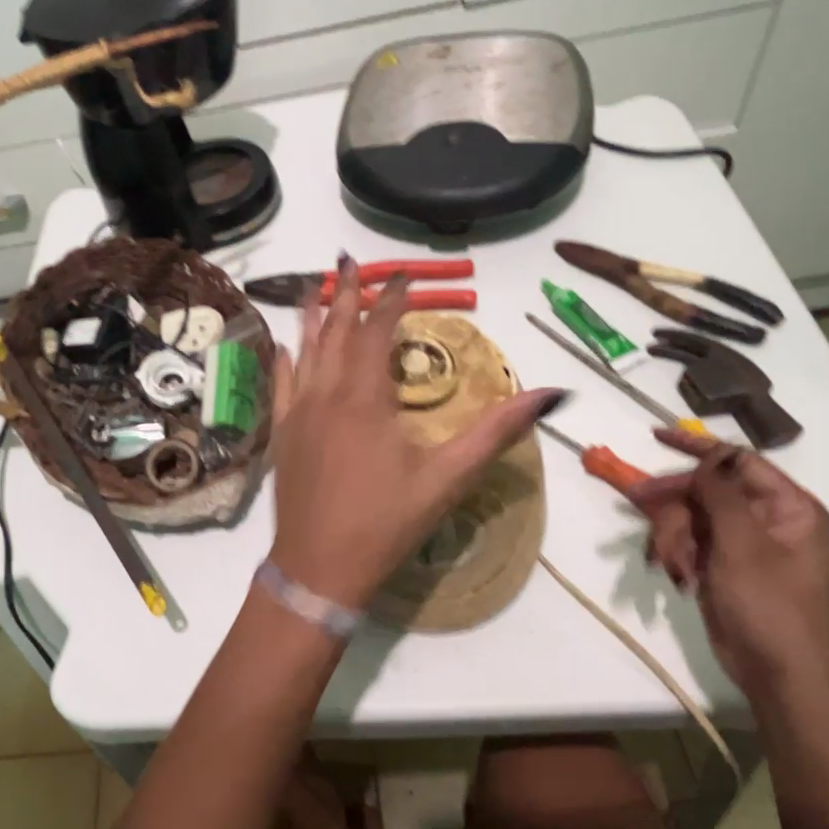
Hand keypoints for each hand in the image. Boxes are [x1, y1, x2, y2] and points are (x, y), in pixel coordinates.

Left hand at [265, 256, 566, 612]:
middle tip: (348, 261)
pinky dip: (285, 359)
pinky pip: (280, 384)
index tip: (404, 277)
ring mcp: (297, 412)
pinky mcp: (280, 433)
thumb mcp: (448, 479)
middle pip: (335, 331)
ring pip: (304, 350)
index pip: (377, 332)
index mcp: (365, 397)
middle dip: (346, 294)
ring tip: (315, 286)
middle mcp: (325, 393)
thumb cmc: (386, 523)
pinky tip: (285, 346)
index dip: (392, 301)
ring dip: (311, 316)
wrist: (318, 568)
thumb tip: (548, 394)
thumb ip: (496, 432)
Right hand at [627, 430, 828, 700]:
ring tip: (674, 565)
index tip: (655, 437)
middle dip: (676, 504)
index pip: (738, 461)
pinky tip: (679, 576)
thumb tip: (710, 454)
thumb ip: (722, 493)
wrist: (780, 678)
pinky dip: (679, 555)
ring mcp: (746, 545)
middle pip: (707, 490)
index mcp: (789, 508)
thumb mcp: (744, 546)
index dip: (697, 447)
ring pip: (692, 517)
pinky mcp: (726, 566)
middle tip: (639, 502)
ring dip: (675, 536)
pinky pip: (691, 543)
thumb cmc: (771, 609)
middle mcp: (769, 519)